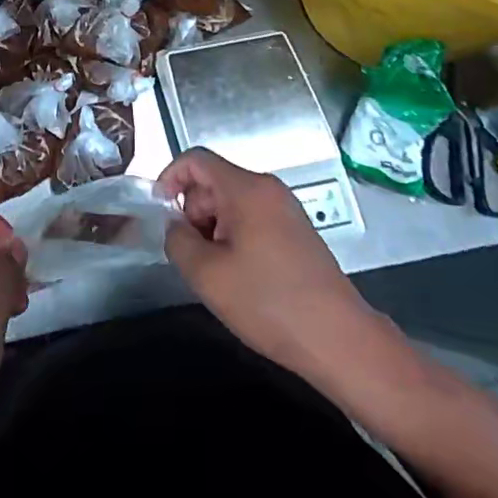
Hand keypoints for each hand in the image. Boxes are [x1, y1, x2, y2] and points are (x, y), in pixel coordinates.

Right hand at [158, 148, 384, 386]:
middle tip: (192, 253)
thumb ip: (177, 240)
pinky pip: (252, 218)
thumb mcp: (206, 274)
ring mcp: (286, 209)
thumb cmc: (268, 302)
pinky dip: (234, 236)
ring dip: (212, 228)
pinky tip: (239, 274)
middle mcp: (269, 189)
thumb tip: (175, 226)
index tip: (160, 212)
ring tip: (216, 270)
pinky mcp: (296, 230)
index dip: (169, 178)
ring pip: (232, 202)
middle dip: (193, 211)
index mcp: (247, 189)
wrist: (338, 338)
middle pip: (214, 181)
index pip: (196, 159)